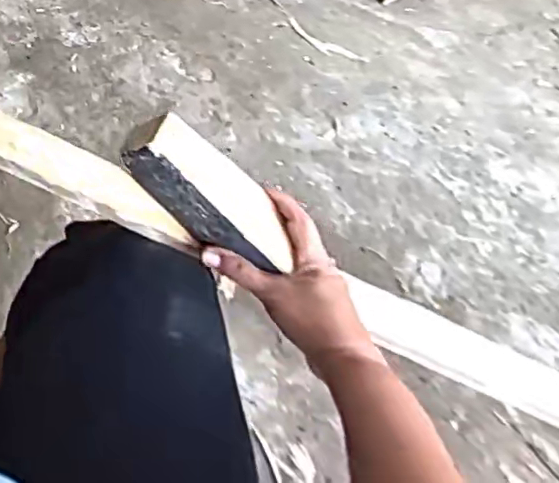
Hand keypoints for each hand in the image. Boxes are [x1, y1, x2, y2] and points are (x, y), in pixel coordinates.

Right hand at [202, 189, 381, 374]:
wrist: (349, 366)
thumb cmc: (317, 324)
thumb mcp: (271, 293)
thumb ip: (240, 271)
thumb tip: (209, 253)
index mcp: (315, 259)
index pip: (299, 220)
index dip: (283, 203)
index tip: (266, 191)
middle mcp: (325, 270)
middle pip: (302, 238)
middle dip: (280, 224)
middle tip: (257, 214)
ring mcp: (328, 289)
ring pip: (302, 259)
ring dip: (283, 248)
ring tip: (259, 245)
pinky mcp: (325, 306)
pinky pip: (301, 278)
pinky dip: (285, 270)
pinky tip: (272, 280)